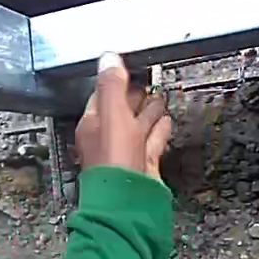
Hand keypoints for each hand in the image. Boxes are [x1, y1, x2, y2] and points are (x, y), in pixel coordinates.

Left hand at [75, 53, 172, 181]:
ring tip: (159, 100)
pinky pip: (152, 142)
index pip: (103, 97)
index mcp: (93, 126)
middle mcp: (108, 140)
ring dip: (149, 113)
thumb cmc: (114, 161)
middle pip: (122, 112)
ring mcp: (126, 154)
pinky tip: (165, 123)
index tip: (127, 69)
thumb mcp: (112, 114)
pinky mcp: (144, 165)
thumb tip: (109, 59)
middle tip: (146, 83)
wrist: (130, 199)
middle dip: (134, 97)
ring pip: (138, 127)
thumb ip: (112, 85)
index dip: (116, 82)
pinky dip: (159, 130)